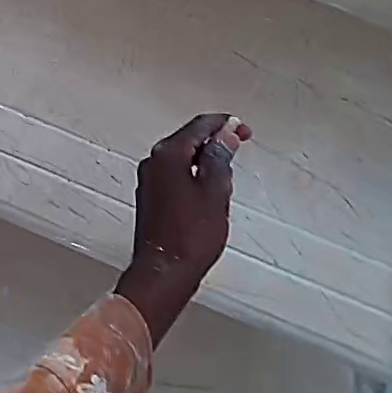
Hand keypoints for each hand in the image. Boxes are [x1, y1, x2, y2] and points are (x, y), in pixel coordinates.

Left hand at [113, 113, 250, 344]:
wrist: (164, 268)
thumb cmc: (191, 234)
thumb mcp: (215, 192)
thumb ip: (219, 158)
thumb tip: (225, 135)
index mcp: (167, 155)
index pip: (197, 127)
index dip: (223, 124)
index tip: (242, 128)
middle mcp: (153, 161)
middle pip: (186, 139)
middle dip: (213, 139)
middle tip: (239, 142)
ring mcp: (149, 177)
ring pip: (180, 156)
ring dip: (203, 156)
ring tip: (228, 167)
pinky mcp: (150, 193)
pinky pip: (174, 172)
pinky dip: (192, 171)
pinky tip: (207, 186)